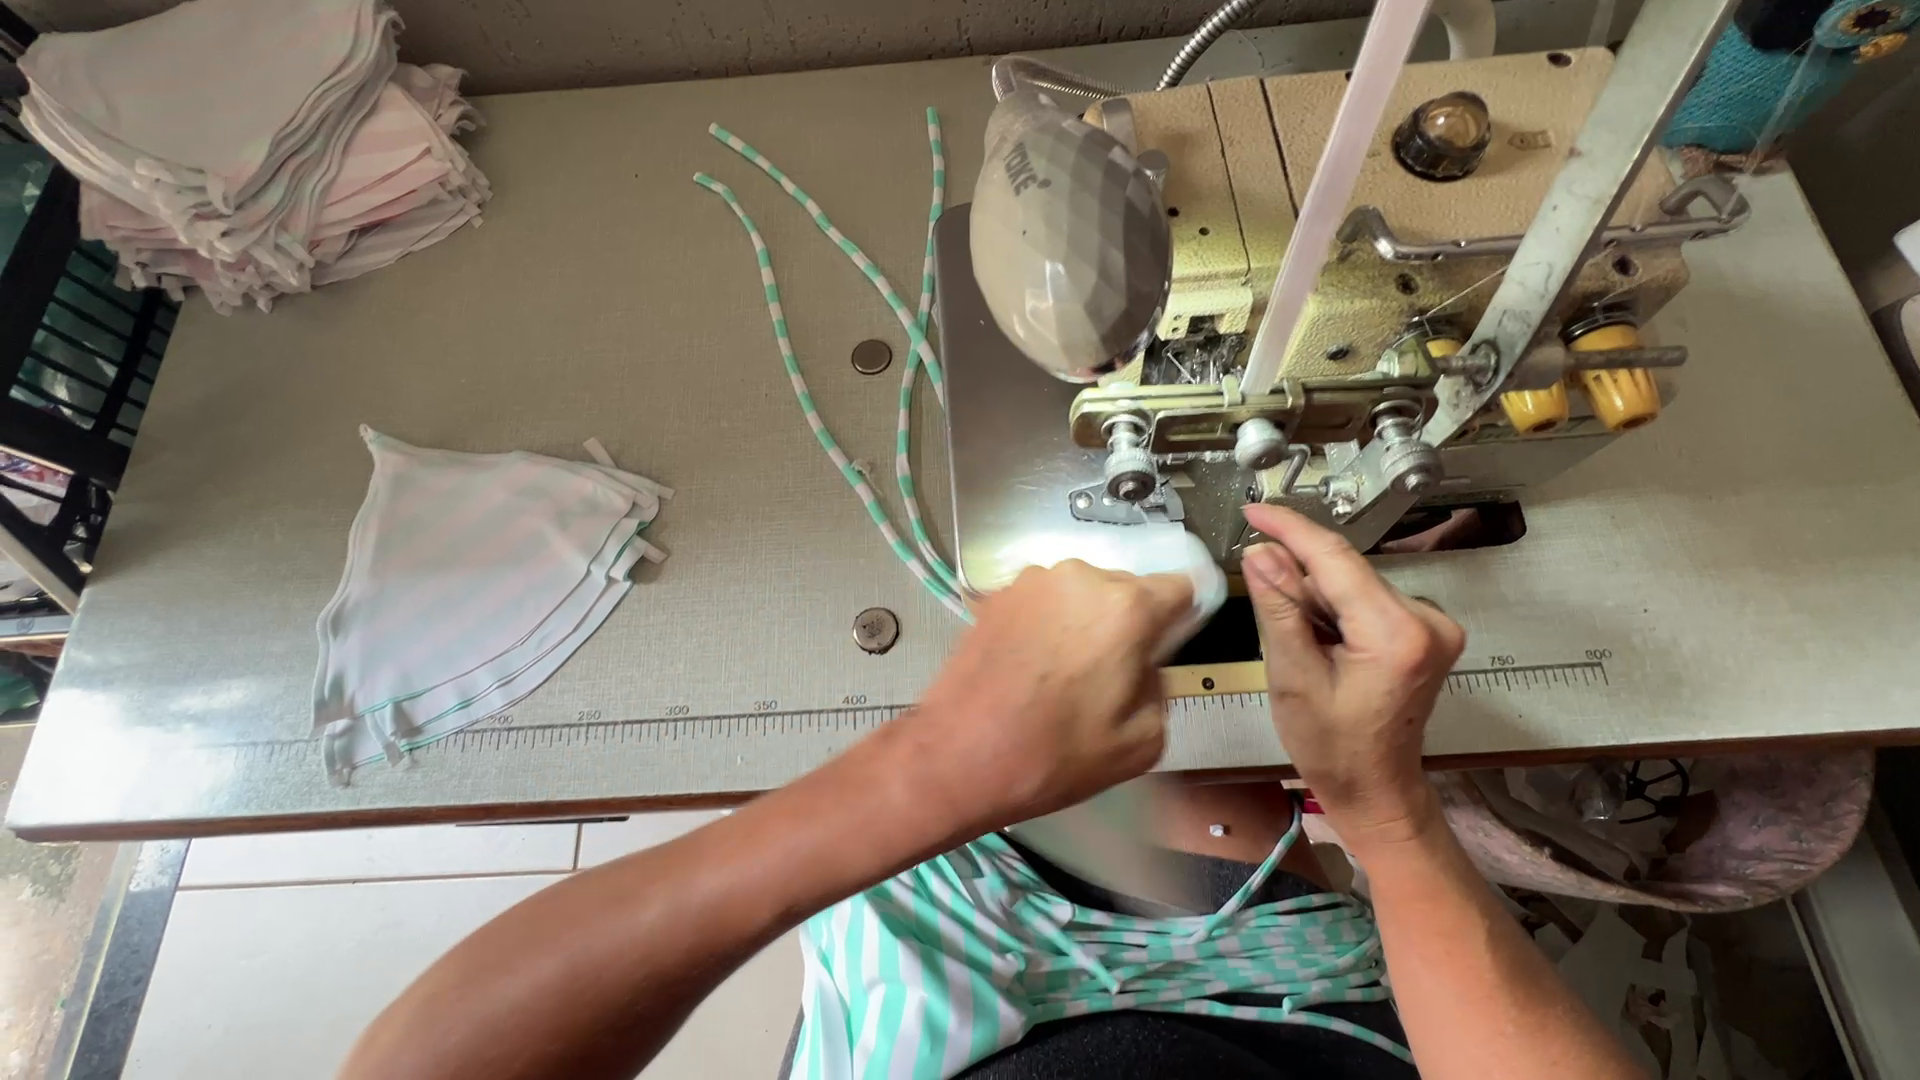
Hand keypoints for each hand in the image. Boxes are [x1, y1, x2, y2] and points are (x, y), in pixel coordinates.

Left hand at [893, 560, 1195, 836]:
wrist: (959, 754)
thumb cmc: (1056, 754)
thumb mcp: (1143, 740)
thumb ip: (1160, 685)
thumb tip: (1144, 663)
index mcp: (1127, 606)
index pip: (1180, 588)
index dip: (1178, 618)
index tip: (1164, 647)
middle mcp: (1081, 577)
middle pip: (1126, 590)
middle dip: (1127, 623)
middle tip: (1108, 672)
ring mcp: (1033, 581)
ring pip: (1081, 594)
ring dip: (1084, 621)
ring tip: (1061, 671)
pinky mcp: (996, 594)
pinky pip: (1043, 602)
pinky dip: (1046, 624)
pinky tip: (1029, 665)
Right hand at [1240, 504, 1463, 854]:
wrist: (1377, 789)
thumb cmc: (1331, 747)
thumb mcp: (1292, 677)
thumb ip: (1279, 608)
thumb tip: (1261, 552)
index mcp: (1395, 633)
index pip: (1335, 559)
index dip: (1290, 529)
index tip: (1254, 509)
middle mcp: (1427, 619)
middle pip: (1343, 571)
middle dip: (1296, 578)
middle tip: (1265, 611)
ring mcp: (1432, 624)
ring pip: (1350, 584)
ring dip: (1312, 598)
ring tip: (1298, 646)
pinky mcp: (1425, 630)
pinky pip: (1363, 599)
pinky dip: (1332, 609)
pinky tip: (1318, 643)